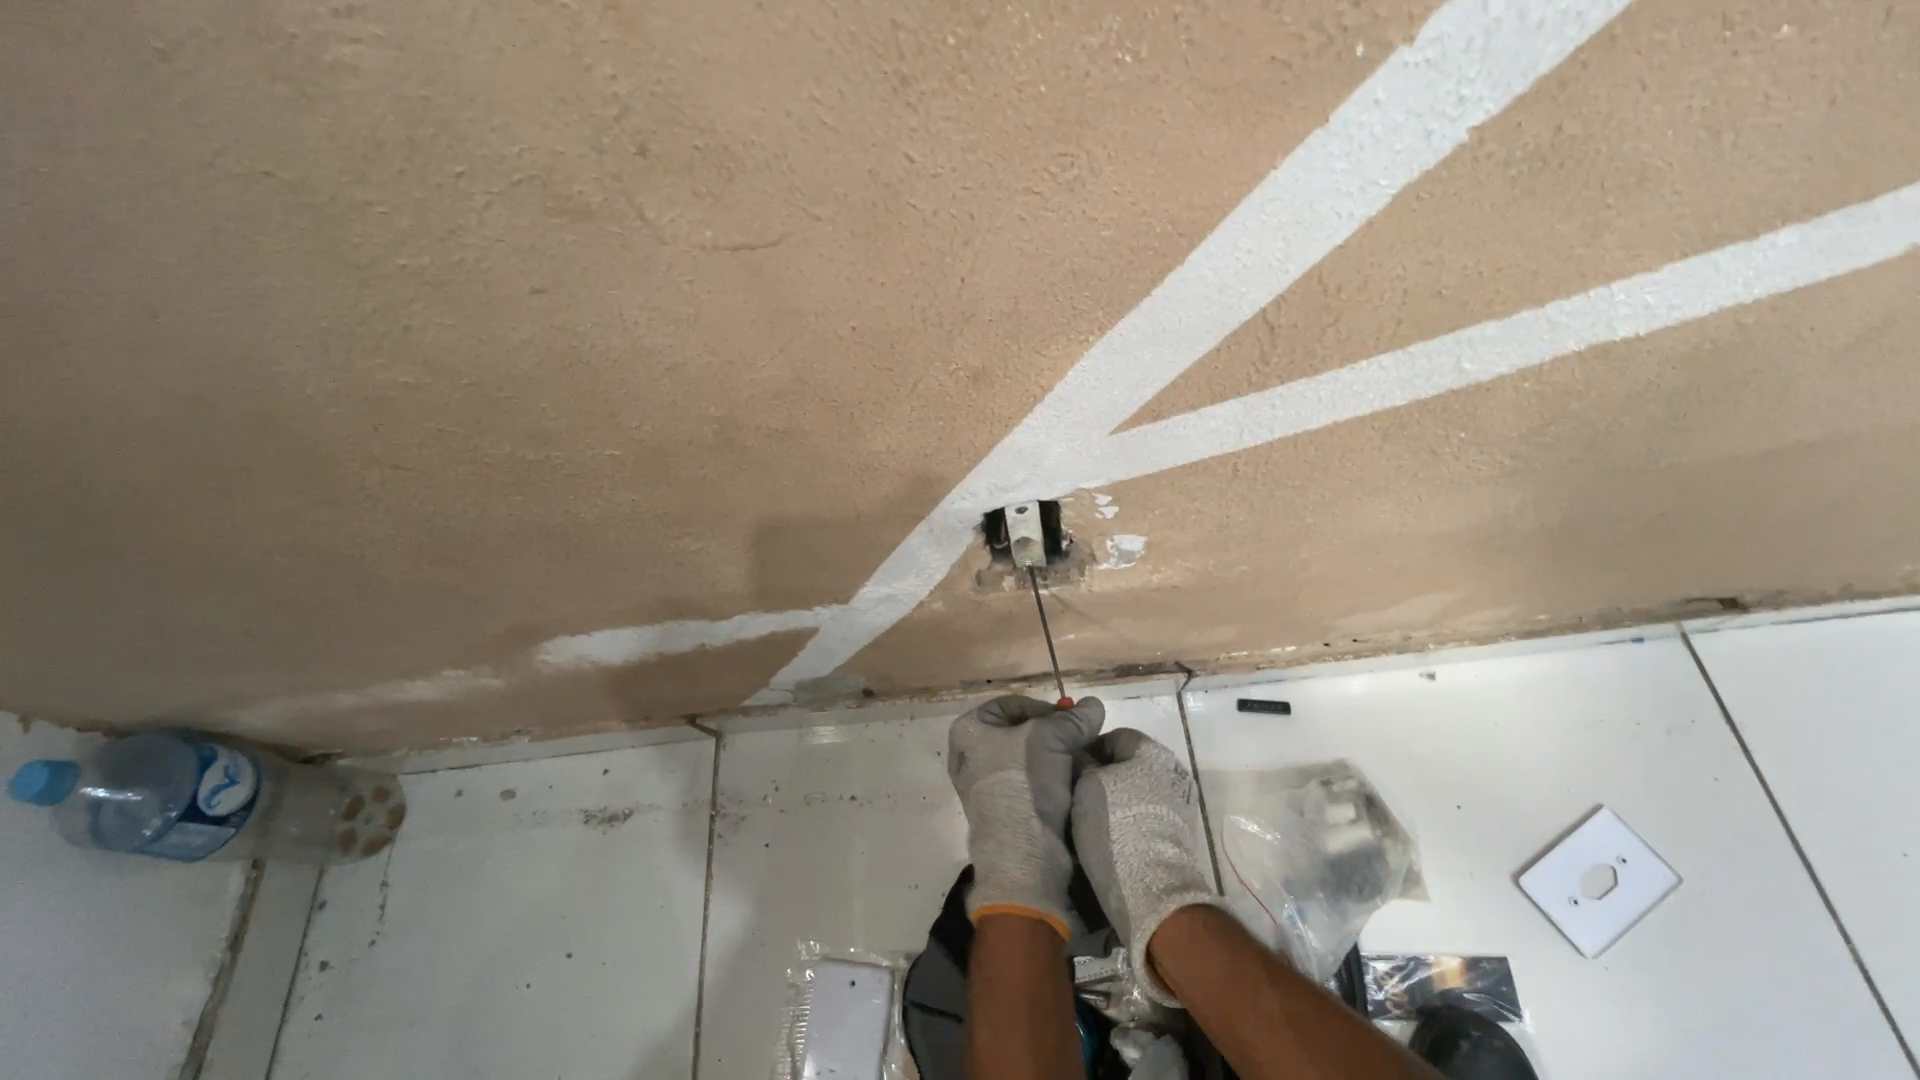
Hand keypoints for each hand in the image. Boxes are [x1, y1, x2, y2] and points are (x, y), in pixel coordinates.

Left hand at [947, 695, 1105, 937]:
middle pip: (1023, 733)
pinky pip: (1032, 785)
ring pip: (1030, 760)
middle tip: (1083, 742)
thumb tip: (1094, 706)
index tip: (1071, 721)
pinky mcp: (1004, 812)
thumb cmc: (1023, 781)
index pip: (1012, 704)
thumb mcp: (1052, 738)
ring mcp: (986, 786)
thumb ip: (1074, 720)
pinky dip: (1054, 782)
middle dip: (1057, 737)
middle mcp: (971, 755)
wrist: (1022, 852)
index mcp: (969, 730)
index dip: (1044, 708)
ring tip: (1085, 763)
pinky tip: (1076, 785)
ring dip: (1060, 759)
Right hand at [1071, 729, 1223, 1005]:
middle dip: (1102, 775)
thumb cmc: (1114, 825)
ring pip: (1135, 789)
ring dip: (1115, 798)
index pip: (1113, 736)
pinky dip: (1128, 819)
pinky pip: (1145, 814)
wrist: (1150, 886)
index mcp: (1151, 750)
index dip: (1088, 750)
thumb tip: (1081, 755)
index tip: (1069, 770)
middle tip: (1076, 794)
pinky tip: (1109, 836)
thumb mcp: (1085, 785)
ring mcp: (1178, 801)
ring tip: (1090, 818)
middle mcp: (1171, 769)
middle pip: (1126, 763)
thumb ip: (1082, 762)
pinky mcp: (1178, 831)